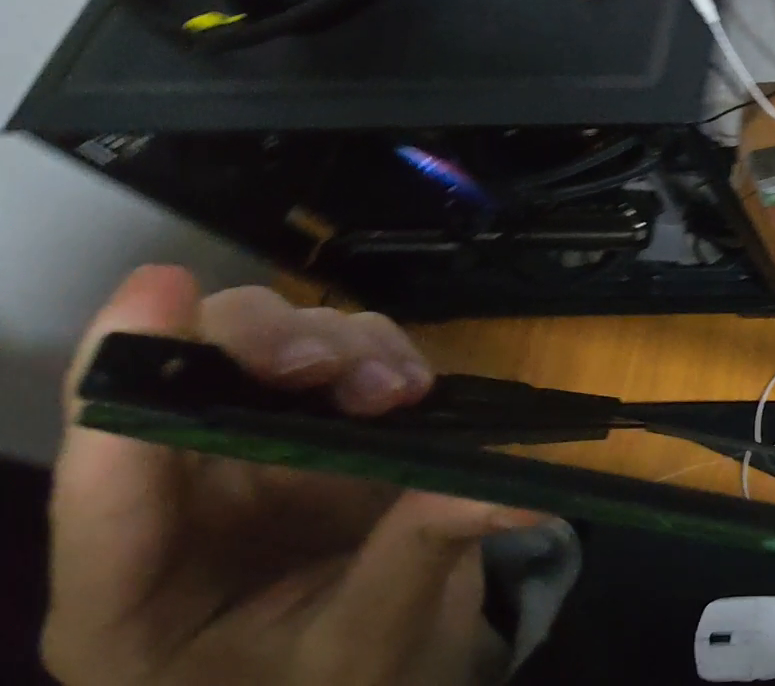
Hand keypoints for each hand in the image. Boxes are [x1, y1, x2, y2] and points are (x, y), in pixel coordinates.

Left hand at [43, 265, 544, 685]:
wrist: (388, 685)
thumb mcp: (370, 642)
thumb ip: (423, 552)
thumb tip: (514, 488)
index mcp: (136, 590)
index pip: (105, 481)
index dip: (117, 375)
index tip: (159, 284)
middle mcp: (188, 502)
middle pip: (196, 376)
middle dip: (267, 347)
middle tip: (341, 373)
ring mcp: (262, 456)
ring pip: (278, 348)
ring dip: (344, 348)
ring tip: (405, 391)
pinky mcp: (329, 432)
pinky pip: (347, 360)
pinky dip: (386, 355)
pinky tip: (419, 388)